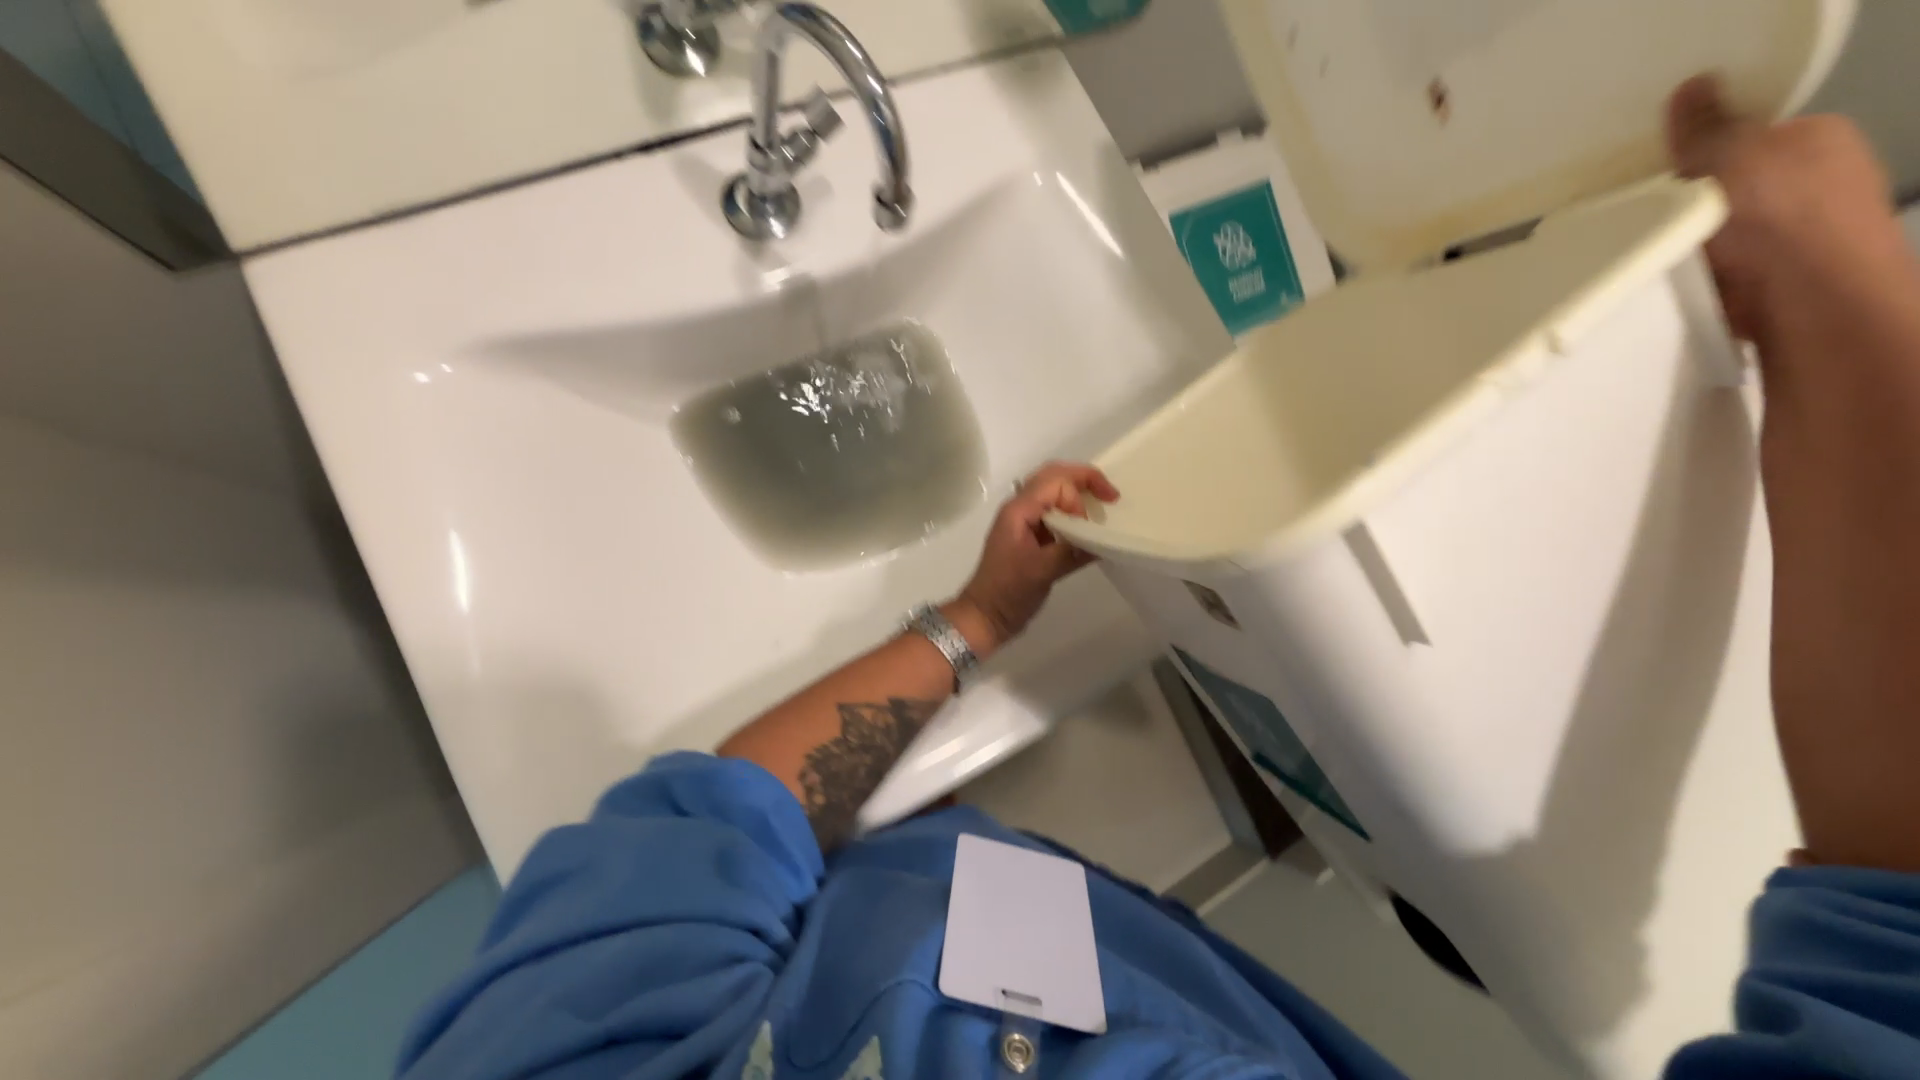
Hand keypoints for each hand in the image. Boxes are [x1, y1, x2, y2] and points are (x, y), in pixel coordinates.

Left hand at [948, 462, 1119, 653]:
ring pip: (1054, 494)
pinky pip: (1055, 515)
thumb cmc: (1008, 591)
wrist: (985, 615)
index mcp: (1019, 511)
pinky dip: (1074, 516)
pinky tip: (1089, 531)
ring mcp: (1025, 523)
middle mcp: (1021, 510)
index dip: (1077, 499)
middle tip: (1111, 495)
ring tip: (1103, 507)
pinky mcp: (1031, 538)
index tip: (1087, 526)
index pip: (1055, 483)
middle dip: (1084, 480)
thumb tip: (1101, 541)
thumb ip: (1071, 551)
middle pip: (1054, 477)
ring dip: (1079, 495)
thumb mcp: (1041, 571)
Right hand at [1665, 75, 1911, 348]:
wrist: (1812, 306)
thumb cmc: (1778, 218)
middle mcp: (1822, 184)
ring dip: (1688, 247)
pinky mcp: (1780, 287)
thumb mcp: (1731, 158)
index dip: (1702, 150)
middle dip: (1690, 204)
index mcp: (1820, 139)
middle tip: (1641, 216)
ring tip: (1641, 254)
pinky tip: (1666, 285)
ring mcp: (1804, 239)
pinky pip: (1720, 276)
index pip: (1751, 136)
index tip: (1657, 169)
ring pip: (1724, 236)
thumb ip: (1708, 128)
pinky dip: (1695, 281)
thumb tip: (1692, 86)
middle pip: (1733, 189)